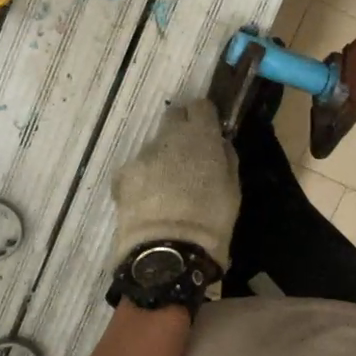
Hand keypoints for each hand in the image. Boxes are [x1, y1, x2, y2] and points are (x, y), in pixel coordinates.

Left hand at [110, 99, 239, 266]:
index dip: (204, 118)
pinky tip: (147, 202)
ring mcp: (142, 155)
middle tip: (187, 158)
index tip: (208, 132)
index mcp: (201, 136)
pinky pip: (135, 170)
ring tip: (166, 189)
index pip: (200, 106)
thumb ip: (225, 158)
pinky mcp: (122, 175)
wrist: (169, 249)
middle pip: (173, 118)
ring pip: (154, 148)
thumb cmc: (212, 220)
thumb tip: (218, 144)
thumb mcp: (232, 188)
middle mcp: (168, 137)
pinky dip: (142, 180)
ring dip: (161, 159)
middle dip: (180, 131)